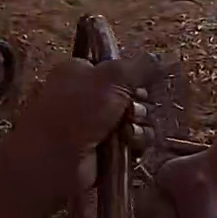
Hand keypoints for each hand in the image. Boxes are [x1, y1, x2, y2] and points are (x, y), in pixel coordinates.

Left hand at [0, 52, 160, 203]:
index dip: (131, 76)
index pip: (115, 68)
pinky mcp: (102, 150)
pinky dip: (133, 144)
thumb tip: (162, 58)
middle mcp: (84, 96)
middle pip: (130, 94)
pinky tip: (127, 146)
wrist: (54, 159)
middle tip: (131, 110)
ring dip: (138, 126)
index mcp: (78, 71)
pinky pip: (131, 142)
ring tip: (127, 132)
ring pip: (135, 120)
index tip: (139, 83)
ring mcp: (92, 125)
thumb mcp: (112, 77)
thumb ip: (139, 66)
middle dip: (138, 103)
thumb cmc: (78, 110)